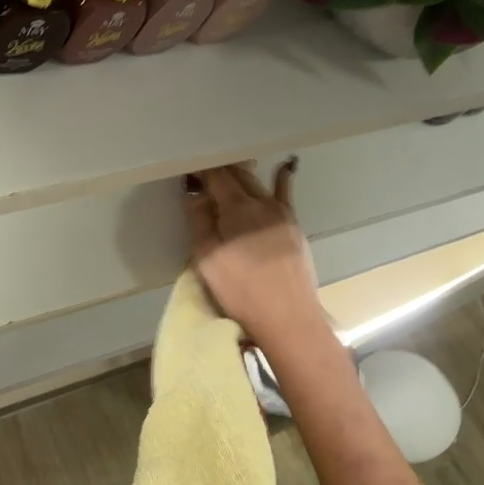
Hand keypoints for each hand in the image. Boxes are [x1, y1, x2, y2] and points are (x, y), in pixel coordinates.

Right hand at [182, 159, 322, 345]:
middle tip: (203, 171)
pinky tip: (283, 168)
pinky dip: (280, 178)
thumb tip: (194, 194)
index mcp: (237, 207)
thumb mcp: (206, 258)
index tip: (189, 169)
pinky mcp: (294, 227)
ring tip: (230, 166)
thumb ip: (199, 221)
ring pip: (258, 183)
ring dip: (242, 173)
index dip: (202, 170)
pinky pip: (285, 194)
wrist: (288, 318)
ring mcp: (282, 213)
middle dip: (220, 169)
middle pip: (238, 175)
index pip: (217, 176)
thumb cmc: (240, 290)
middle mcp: (262, 202)